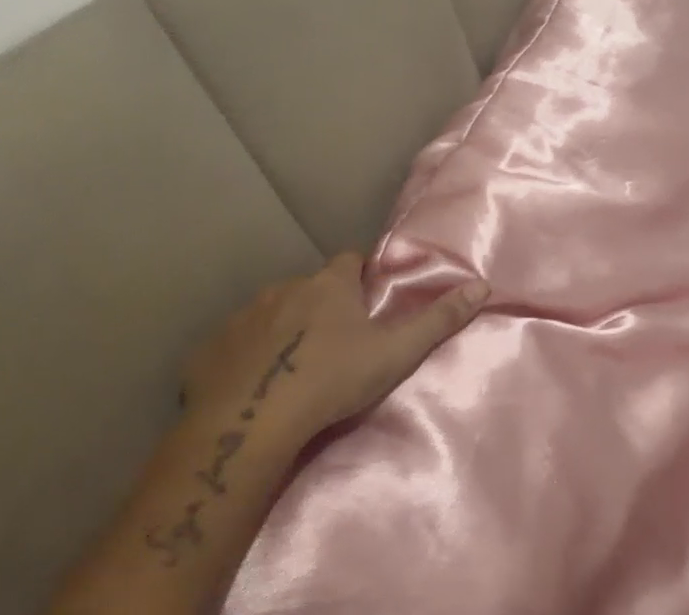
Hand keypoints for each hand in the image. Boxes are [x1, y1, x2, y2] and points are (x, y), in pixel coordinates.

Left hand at [181, 251, 490, 441]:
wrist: (247, 428)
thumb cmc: (331, 382)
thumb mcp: (397, 353)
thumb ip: (440, 319)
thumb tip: (482, 285)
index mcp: (330, 285)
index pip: (351, 261)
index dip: (362, 276)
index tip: (370, 301)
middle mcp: (283, 290)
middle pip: (309, 287)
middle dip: (322, 305)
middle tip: (338, 341)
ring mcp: (240, 319)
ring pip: (270, 314)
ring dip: (284, 329)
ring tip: (296, 366)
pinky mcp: (205, 351)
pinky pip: (232, 345)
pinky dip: (245, 357)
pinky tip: (255, 385)